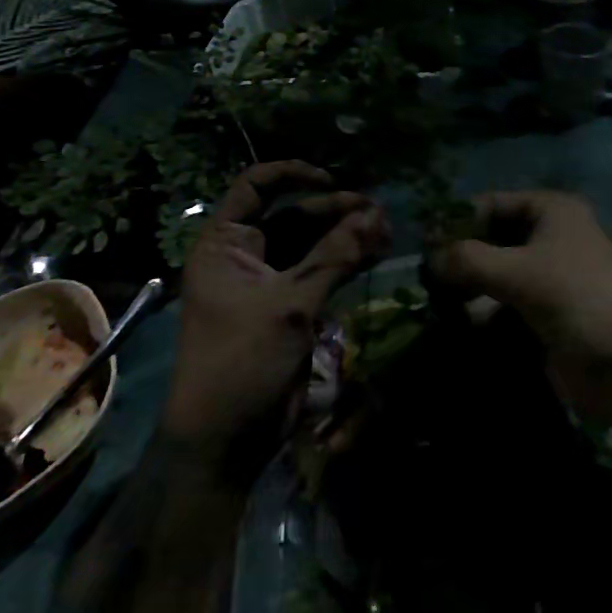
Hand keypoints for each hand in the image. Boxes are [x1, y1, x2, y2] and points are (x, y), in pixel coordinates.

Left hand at [162, 162, 388, 468]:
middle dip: (336, 211)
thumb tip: (375, 215)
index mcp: (226, 244)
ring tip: (386, 232)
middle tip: (378, 214)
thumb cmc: (242, 360)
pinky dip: (347, 262)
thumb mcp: (289, 305)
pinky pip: (321, 271)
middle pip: (294, 214)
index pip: (256, 186)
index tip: (333, 180)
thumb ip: (334, 257)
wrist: (226, 438)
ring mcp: (269, 281)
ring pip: (313, 243)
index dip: (293, 174)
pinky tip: (376, 254)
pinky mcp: (290, 306)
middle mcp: (245, 255)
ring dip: (347, 236)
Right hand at [429, 192, 611, 421]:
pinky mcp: (544, 317)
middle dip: (460, 260)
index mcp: (551, 212)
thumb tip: (429, 256)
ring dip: (467, 293)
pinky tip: (457, 332)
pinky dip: (482, 321)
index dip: (457, 221)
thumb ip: (469, 260)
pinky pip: (503, 311)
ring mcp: (547, 280)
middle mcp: (549, 239)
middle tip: (426, 280)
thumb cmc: (579, 300)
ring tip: (436, 307)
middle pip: (492, 241)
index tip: (424, 245)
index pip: (492, 204)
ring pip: (494, 278)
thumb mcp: (520, 272)